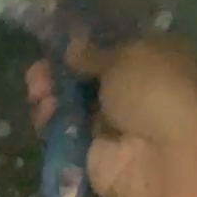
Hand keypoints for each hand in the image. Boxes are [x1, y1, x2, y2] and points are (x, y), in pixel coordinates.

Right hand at [26, 36, 196, 196]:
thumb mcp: (128, 56)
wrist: (156, 157)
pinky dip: (50, 119)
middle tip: (39, 71)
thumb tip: (72, 47)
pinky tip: (43, 112)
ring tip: (37, 92)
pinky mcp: (88, 145)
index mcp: (158, 57)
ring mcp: (110, 119)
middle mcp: (134, 87)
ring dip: (50, 93)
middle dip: (60, 70)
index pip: (116, 43)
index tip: (59, 38)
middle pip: (86, 73)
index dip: (87, 39)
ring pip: (69, 100)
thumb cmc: (154, 94)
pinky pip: (62, 127)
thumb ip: (94, 51)